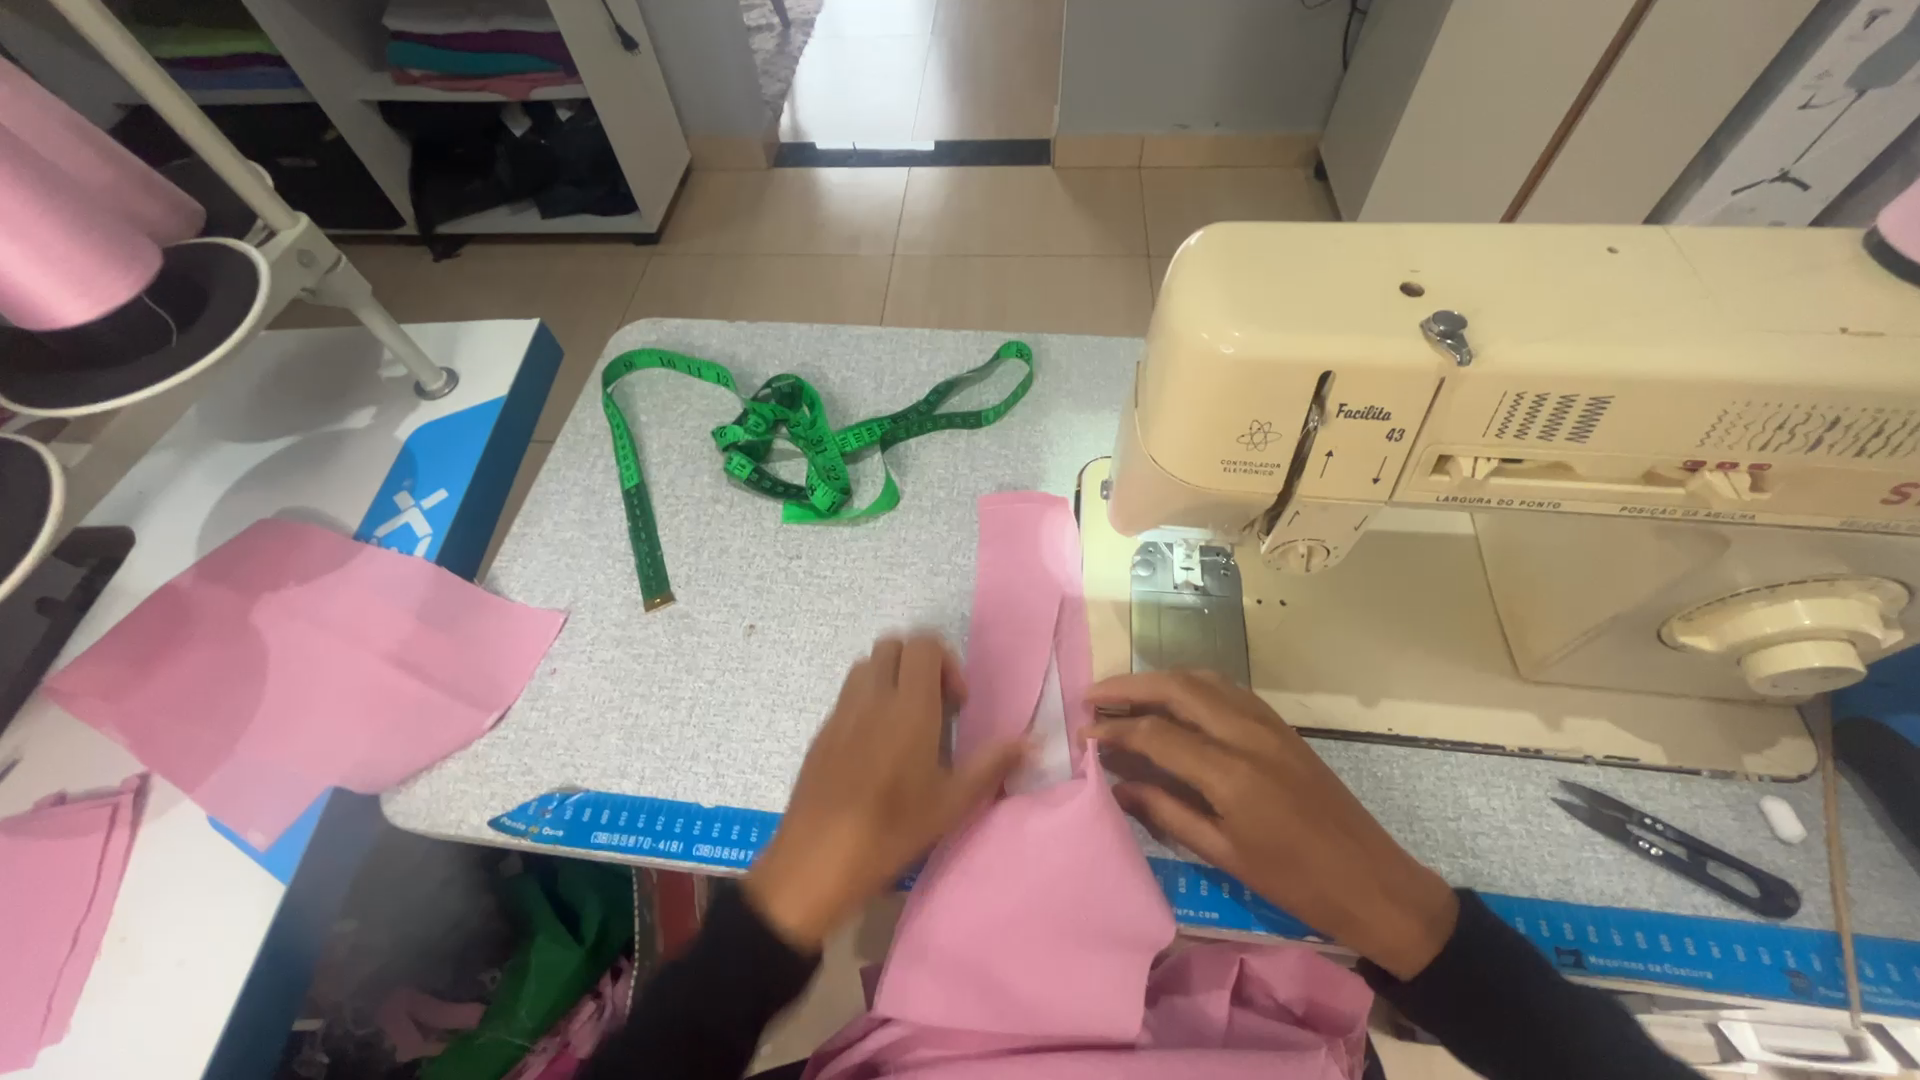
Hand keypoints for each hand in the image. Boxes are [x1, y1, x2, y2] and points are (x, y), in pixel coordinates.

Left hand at [744, 633, 1027, 951]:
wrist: (819, 858)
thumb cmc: (893, 829)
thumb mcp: (953, 802)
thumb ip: (993, 764)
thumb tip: (1031, 742)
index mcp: (909, 705)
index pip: (923, 644)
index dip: (945, 661)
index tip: (955, 703)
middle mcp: (872, 697)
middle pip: (892, 645)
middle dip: (917, 663)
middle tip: (933, 706)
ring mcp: (841, 712)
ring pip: (866, 666)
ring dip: (889, 679)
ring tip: (904, 724)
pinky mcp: (821, 731)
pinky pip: (847, 696)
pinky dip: (867, 703)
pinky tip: (876, 750)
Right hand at [1087, 671, 1458, 979]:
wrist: (1373, 882)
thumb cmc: (1294, 881)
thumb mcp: (1223, 854)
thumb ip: (1166, 812)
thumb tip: (1117, 785)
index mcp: (1230, 772)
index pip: (1156, 732)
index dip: (1113, 729)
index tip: (1083, 732)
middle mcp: (1247, 734)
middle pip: (1176, 688)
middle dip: (1129, 686)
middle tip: (1093, 696)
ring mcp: (1268, 724)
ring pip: (1203, 679)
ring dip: (1160, 680)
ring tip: (1127, 695)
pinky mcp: (1281, 726)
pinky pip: (1227, 689)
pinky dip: (1192, 685)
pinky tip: (1176, 702)